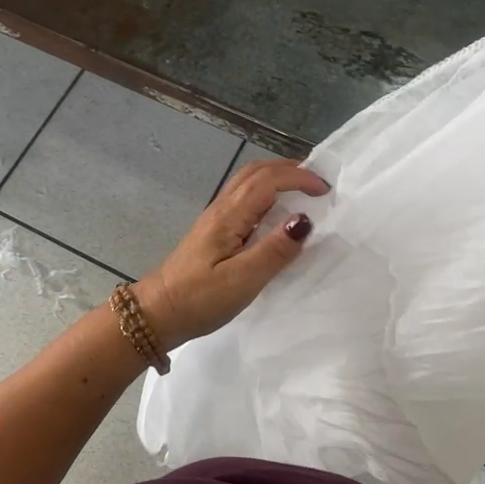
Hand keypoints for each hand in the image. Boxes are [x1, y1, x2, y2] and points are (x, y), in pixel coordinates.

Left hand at [132, 158, 329, 350]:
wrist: (157, 313)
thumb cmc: (199, 299)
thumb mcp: (242, 280)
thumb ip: (275, 250)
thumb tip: (305, 220)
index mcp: (229, 215)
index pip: (268, 180)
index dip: (299, 177)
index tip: (326, 191)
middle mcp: (221, 209)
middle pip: (255, 172)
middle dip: (289, 170)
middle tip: (319, 183)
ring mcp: (215, 219)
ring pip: (247, 183)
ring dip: (277, 179)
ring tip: (303, 192)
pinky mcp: (213, 232)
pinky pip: (244, 200)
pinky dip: (266, 194)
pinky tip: (276, 214)